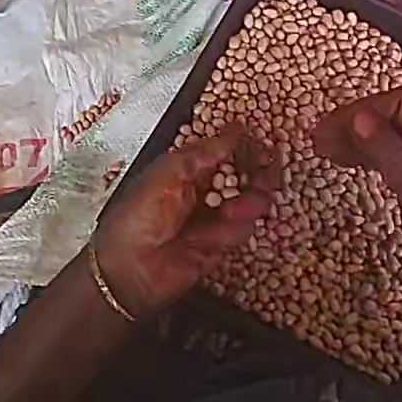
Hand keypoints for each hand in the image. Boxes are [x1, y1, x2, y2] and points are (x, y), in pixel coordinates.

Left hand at [92, 125, 277, 317]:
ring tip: (230, 211)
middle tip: (269, 170)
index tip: (260, 139)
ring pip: (249, 204)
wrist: (131, 269)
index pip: (222, 154)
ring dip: (247, 204)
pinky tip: (218, 232)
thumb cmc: (137, 218)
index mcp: (186, 172)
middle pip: (243, 178)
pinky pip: (242, 231)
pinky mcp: (219, 245)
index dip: (241, 147)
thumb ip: (202, 153)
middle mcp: (202, 193)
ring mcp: (212, 219)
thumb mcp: (167, 174)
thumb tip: (233, 131)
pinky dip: (235, 229)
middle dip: (258, 175)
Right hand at [313, 90, 401, 367]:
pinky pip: (393, 161)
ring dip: (357, 139)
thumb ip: (391, 153)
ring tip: (324, 148)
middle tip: (317, 138)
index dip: (362, 111)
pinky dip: (368, 158)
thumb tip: (359, 117)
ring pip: (391, 140)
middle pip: (395, 118)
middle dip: (354, 123)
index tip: (328, 129)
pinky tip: (350, 162)